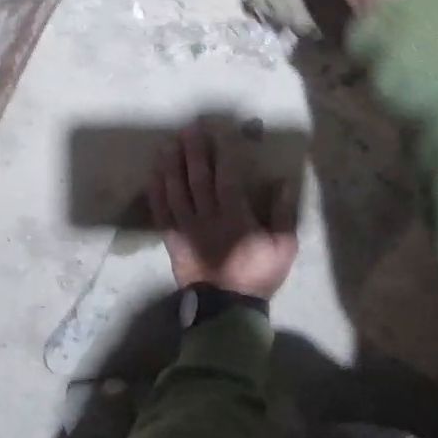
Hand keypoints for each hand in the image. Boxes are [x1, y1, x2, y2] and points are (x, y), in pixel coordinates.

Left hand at [148, 124, 299, 299]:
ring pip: (176, 191)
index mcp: (235, 217)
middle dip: (193, 151)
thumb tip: (283, 182)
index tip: (217, 134)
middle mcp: (208, 217)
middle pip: (197, 179)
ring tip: (168, 143)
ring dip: (171, 165)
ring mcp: (187, 229)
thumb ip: (283, 213)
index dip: (221, 154)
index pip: (226, 178)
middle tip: (188, 129)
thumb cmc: (258, 275)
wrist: (228, 309)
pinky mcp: (173, 240)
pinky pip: (162, 213)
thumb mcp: (283, 247)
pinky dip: (156, 192)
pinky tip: (153, 174)